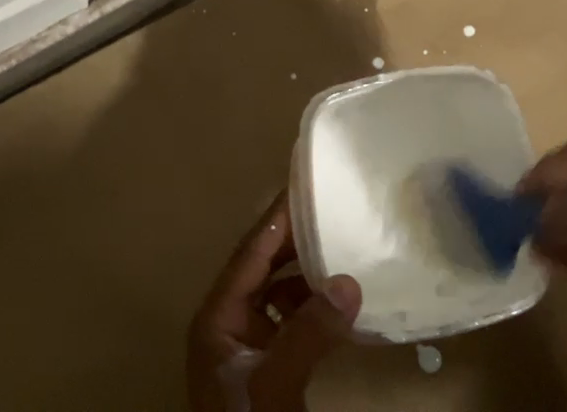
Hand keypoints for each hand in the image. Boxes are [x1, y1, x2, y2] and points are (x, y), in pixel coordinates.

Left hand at [187, 192, 361, 411]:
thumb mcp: (275, 381)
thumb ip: (309, 331)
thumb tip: (349, 282)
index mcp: (217, 315)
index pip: (251, 253)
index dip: (278, 219)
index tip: (306, 186)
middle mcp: (228, 321)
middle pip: (264, 267)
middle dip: (298, 242)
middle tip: (337, 212)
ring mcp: (247, 343)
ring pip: (280, 292)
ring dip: (310, 274)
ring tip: (347, 250)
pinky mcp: (266, 364)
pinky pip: (292, 320)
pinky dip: (316, 308)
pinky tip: (344, 303)